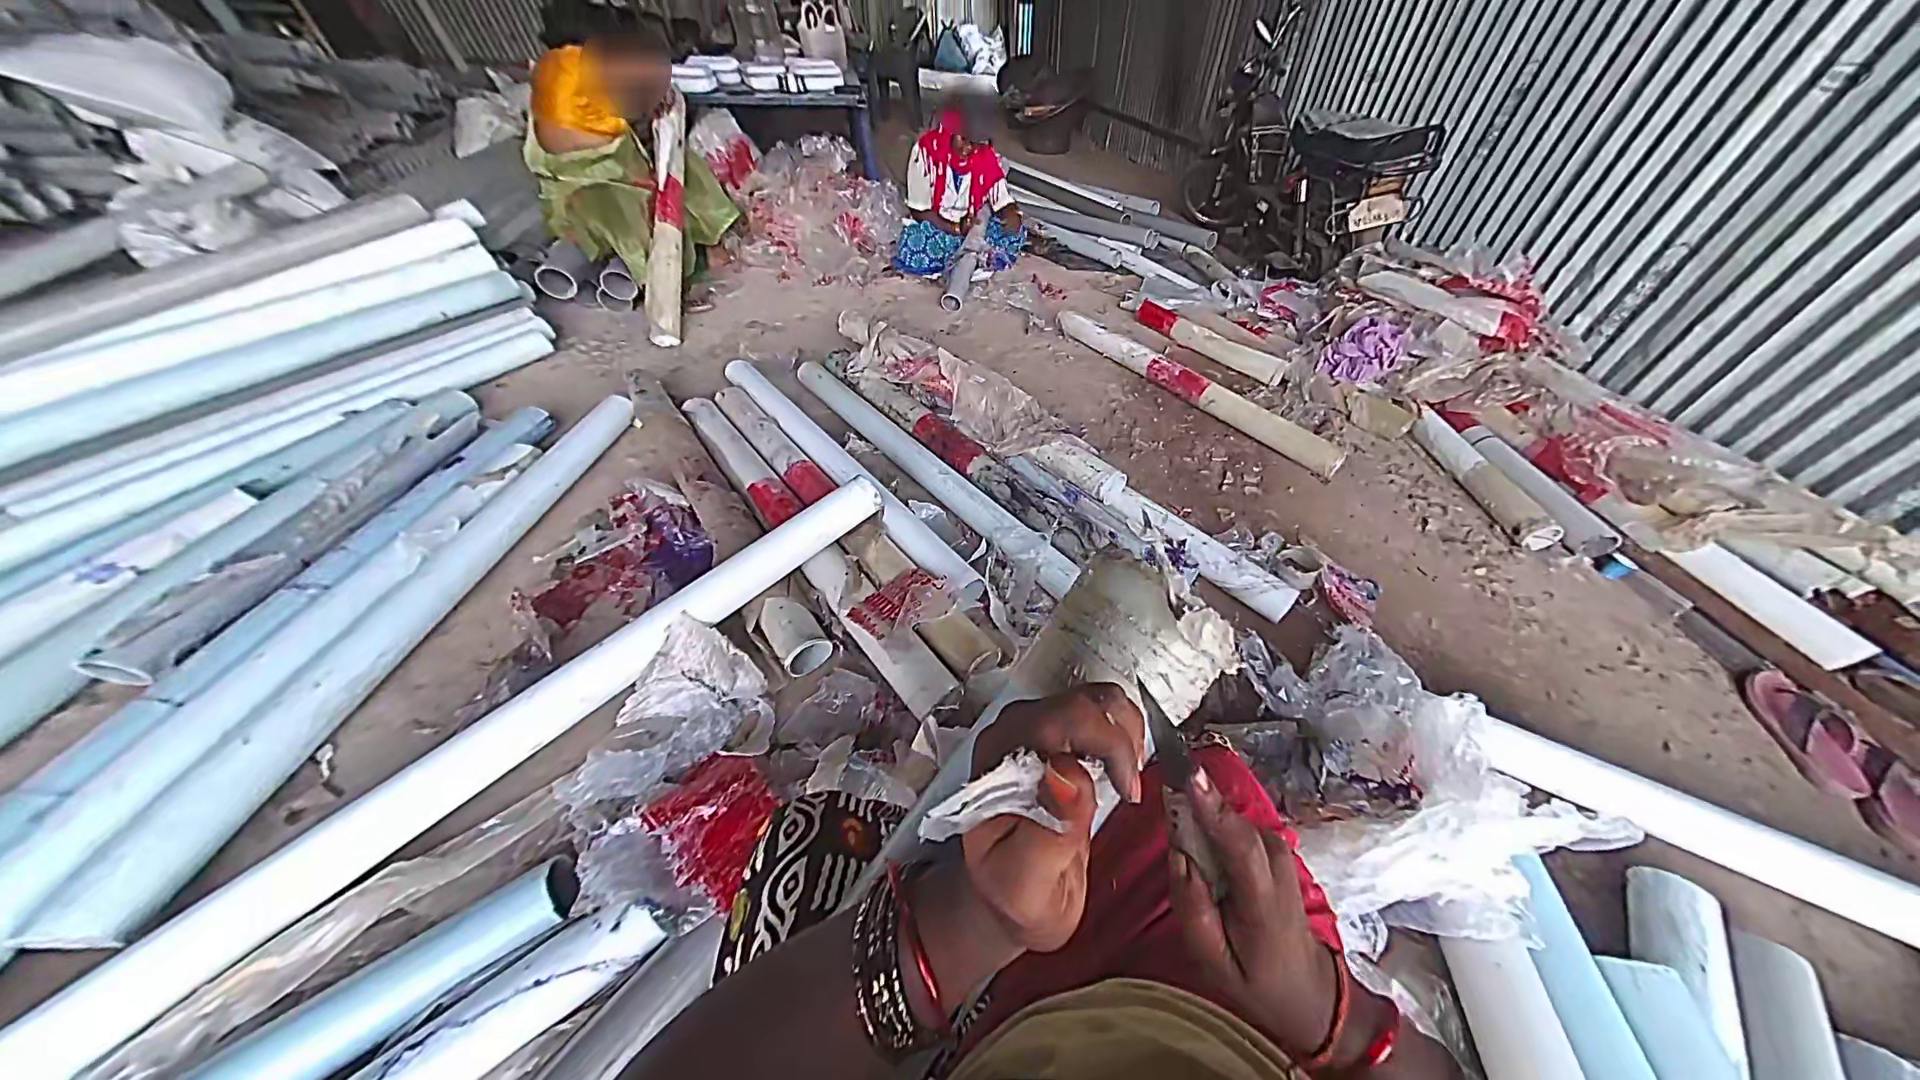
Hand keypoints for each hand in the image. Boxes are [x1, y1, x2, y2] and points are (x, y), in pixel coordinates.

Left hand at [961, 684, 1144, 951]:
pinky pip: (1100, 711)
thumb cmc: (1011, 892)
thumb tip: (1066, 772)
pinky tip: (1121, 770)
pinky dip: (1124, 733)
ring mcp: (1035, 728)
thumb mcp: (1026, 883)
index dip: (1107, 747)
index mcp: (998, 758)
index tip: (1126, 792)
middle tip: (1129, 787)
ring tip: (1125, 779)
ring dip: (1126, 732)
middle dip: (1121, 739)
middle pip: (1084, 702)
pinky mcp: (1057, 733)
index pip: (1060, 721)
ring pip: (1097, 699)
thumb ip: (1046, 832)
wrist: (1007, 895)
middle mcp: (1013, 732)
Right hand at [1166, 764, 1341, 1061]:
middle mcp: (1278, 866)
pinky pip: (1234, 825)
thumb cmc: (1255, 978)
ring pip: (1230, 822)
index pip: (1239, 843)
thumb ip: (1191, 906)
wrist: (1309, 989)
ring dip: (1203, 825)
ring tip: (1194, 858)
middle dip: (1195, 812)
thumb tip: (1177, 853)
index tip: (1189, 776)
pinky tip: (1207, 854)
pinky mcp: (1274, 845)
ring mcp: (1280, 852)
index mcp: (1264, 901)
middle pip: (1230, 823)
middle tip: (1170, 821)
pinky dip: (1214, 829)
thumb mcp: (1213, 960)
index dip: (1213, 807)